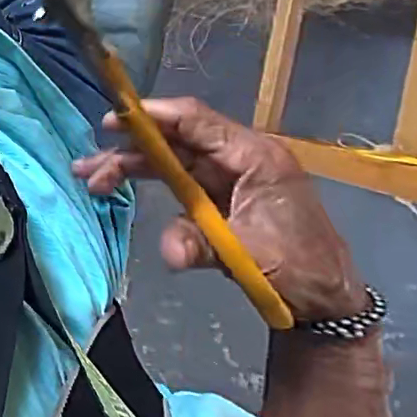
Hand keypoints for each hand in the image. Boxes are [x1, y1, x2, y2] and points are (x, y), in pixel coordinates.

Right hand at [72, 97, 368, 323]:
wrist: (326, 299)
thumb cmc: (299, 269)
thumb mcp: (249, 255)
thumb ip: (202, 245)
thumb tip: (165, 252)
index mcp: (254, 157)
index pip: (195, 121)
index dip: (152, 116)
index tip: (114, 121)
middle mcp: (237, 156)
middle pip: (172, 138)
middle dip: (128, 148)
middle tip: (89, 165)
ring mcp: (225, 173)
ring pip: (167, 156)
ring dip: (128, 164)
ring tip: (91, 179)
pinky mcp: (215, 192)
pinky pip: (172, 175)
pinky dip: (142, 179)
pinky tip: (114, 187)